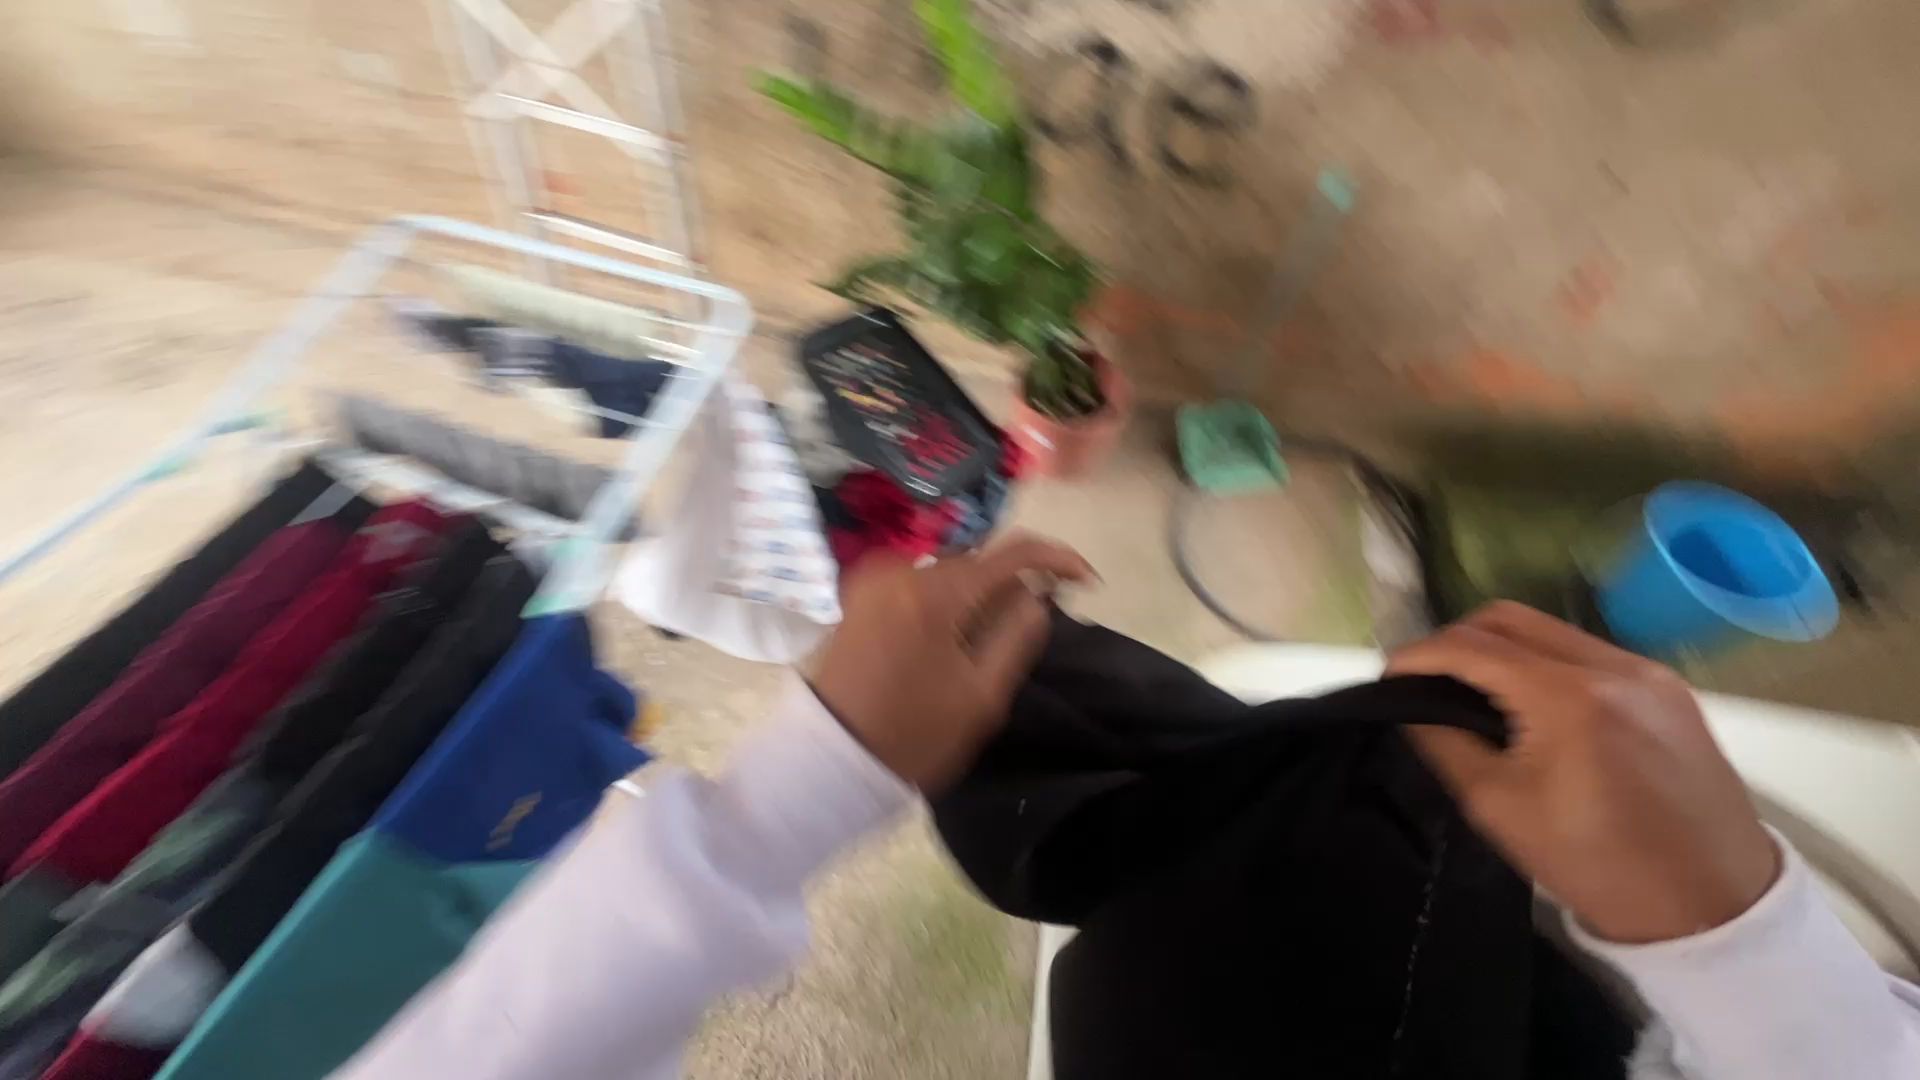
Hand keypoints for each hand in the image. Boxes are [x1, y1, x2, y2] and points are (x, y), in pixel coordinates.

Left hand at [811, 534, 1096, 792]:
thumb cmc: (913, 735)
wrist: (831, 755)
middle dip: (1011, 584)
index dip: (1057, 559)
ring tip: (985, 639)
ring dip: (978, 591)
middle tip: (1029, 625)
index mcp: (936, 593)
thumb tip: (1037, 595)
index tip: (1085, 581)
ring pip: (949, 569)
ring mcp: (875, 577)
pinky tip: (949, 635)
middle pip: (978, 559)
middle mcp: (902, 569)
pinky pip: (920, 580)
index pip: (1012, 552)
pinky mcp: (861, 592)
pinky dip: (946, 596)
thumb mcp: (982, 696)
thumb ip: (1019, 635)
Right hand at [1387, 601, 1779, 944]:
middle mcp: (1612, 667)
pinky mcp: (1667, 687)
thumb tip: (1407, 704)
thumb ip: (1440, 739)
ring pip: (1543, 627)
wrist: (1714, 908)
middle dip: (1451, 639)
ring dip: (1493, 645)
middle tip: (1425, 677)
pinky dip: (1535, 658)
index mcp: (1568, 698)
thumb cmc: (1594, 862)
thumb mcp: (1493, 803)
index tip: (1386, 675)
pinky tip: (1523, 696)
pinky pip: (1579, 648)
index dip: (1415, 655)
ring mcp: (1648, 673)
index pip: (1468, 646)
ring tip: (1469, 685)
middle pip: (1504, 617)